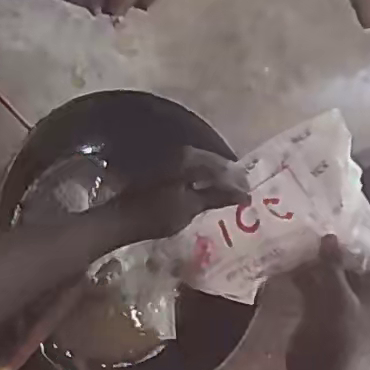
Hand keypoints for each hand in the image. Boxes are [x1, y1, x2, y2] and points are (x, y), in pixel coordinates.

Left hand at [116, 147, 250, 241]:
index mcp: (189, 158)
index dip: (236, 180)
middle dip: (226, 177)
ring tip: (225, 194)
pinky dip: (197, 179)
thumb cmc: (155, 215)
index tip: (248, 194)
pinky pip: (186, 169)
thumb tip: (243, 193)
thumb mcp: (189, 208)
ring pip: (198, 165)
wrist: (120, 218)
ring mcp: (166, 158)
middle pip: (210, 162)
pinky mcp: (157, 168)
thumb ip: (216, 197)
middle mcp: (179, 151)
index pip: (221, 165)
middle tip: (240, 193)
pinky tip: (202, 191)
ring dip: (212, 178)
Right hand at [289, 236, 369, 365]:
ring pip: (332, 276)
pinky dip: (306, 278)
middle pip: (352, 266)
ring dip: (316, 263)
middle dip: (332, 251)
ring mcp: (344, 305)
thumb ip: (333, 265)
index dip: (356, 242)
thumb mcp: (335, 295)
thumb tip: (329, 237)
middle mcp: (366, 297)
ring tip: (298, 243)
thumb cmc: (333, 333)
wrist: (315, 369)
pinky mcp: (324, 312)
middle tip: (313, 229)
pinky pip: (317, 289)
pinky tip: (289, 264)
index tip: (337, 223)